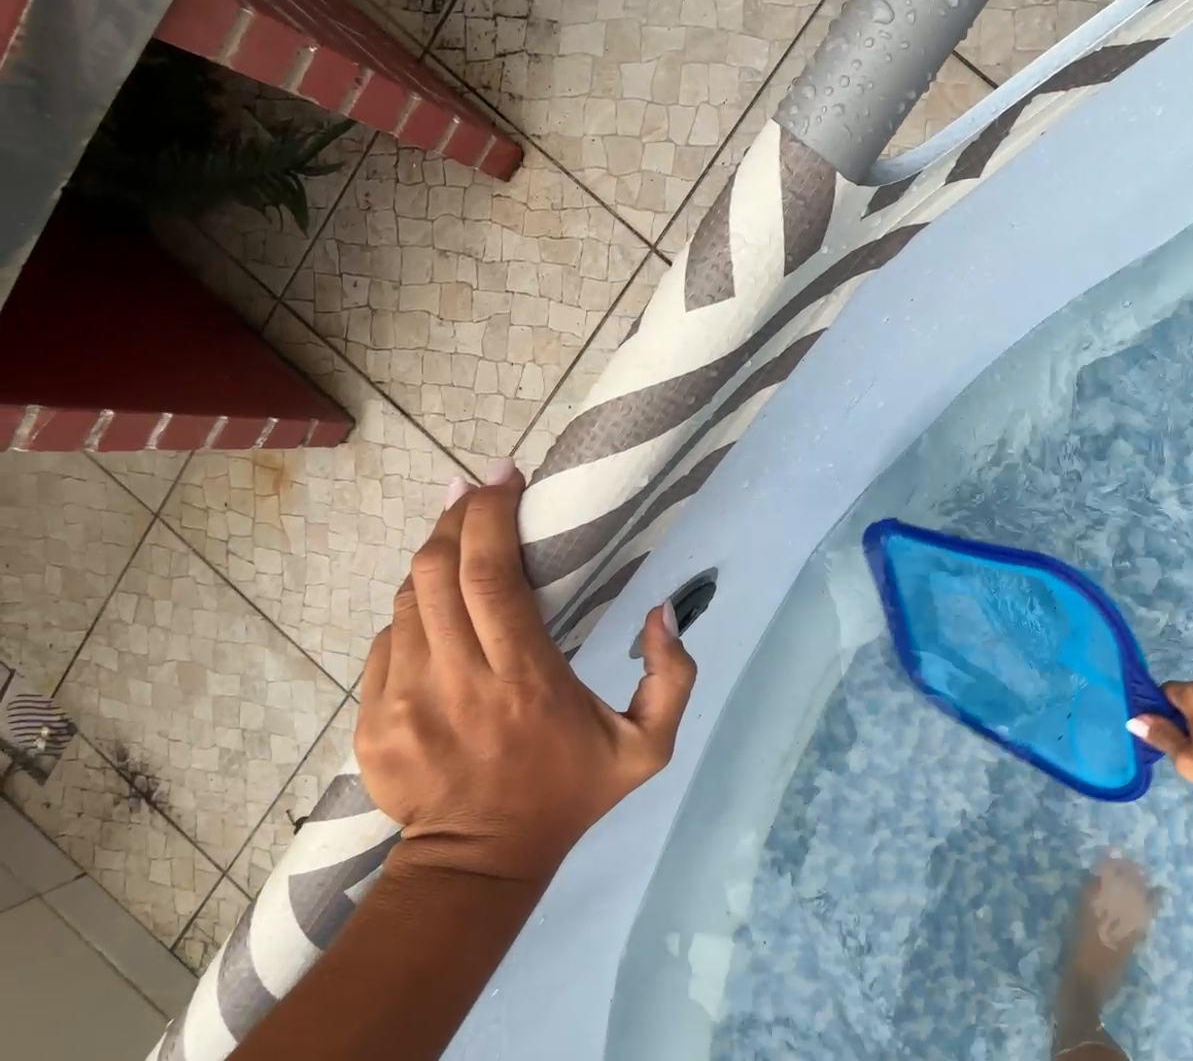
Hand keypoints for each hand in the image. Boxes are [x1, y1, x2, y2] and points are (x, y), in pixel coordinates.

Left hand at [356, 462, 697, 881]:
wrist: (482, 861)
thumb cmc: (573, 792)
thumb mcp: (650, 746)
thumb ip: (673, 677)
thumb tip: (664, 612)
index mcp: (527, 681)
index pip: (491, 576)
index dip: (492, 515)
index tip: (505, 476)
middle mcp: (459, 680)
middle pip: (438, 571)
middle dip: (456, 516)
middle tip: (478, 488)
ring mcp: (405, 699)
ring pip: (407, 598)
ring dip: (433, 556)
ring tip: (459, 532)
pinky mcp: (374, 718)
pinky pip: (388, 638)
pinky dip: (414, 607)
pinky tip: (438, 603)